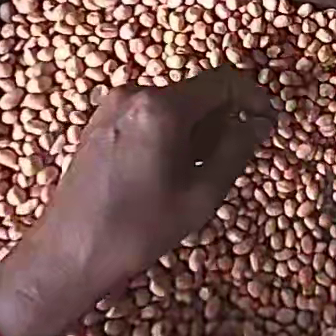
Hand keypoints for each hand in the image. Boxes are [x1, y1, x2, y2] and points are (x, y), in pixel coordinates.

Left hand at [0, 67, 275, 335]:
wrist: (67, 253)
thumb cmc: (137, 229)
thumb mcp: (201, 195)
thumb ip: (236, 150)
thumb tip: (260, 123)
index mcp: (161, 107)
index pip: (222, 82)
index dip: (252, 97)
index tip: (268, 120)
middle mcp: (134, 94)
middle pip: (196, 93)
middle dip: (221, 120)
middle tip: (228, 162)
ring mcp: (112, 106)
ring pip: (173, 105)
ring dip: (195, 130)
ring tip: (193, 175)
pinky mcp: (99, 121)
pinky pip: (149, 114)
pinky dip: (170, 133)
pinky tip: (166, 171)